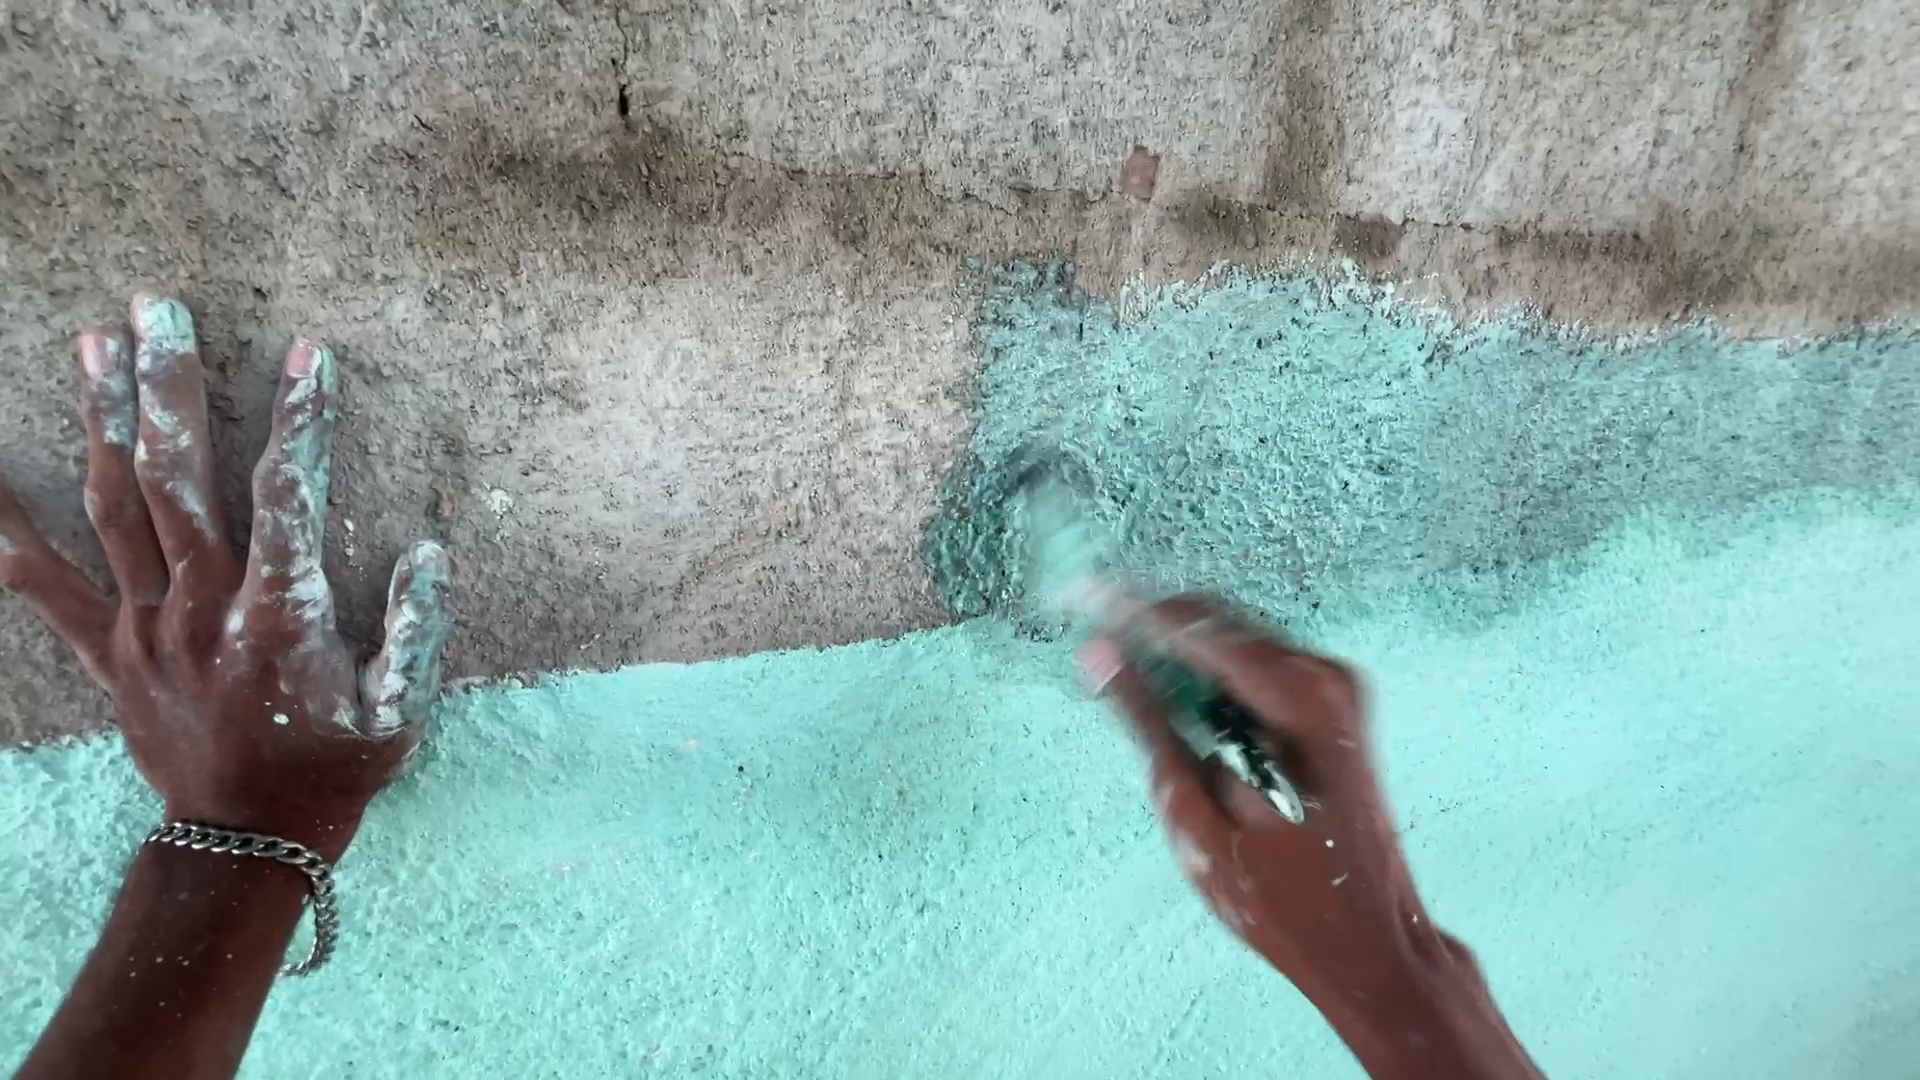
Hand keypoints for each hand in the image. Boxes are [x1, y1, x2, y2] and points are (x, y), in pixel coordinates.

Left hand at [0, 293, 452, 860]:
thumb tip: (430, 552)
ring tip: (95, 342)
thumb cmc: (342, 760)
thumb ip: (418, 628)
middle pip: (175, 479)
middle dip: (170, 389)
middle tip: (159, 312)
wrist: (252, 830)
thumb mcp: (406, 704)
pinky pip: (36, 580)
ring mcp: (142, 626)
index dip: (299, 424)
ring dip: (102, 418)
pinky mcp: (107, 648)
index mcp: (282, 617)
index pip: (287, 499)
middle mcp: (201, 607)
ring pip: (110, 505)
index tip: (309, 360)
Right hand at [1079, 595, 1456, 999]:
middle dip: (1148, 621)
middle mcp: (1324, 677)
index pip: (1194, 626)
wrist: (1371, 943)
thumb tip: (1100, 657)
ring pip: (1233, 635)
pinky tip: (1172, 689)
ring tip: (1122, 661)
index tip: (1084, 596)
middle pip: (1216, 619)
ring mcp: (1335, 686)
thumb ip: (1146, 722)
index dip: (1129, 609)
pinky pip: (1253, 660)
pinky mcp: (1332, 701)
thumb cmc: (1284, 897)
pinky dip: (1206, 667)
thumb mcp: (1194, 813)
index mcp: (1297, 700)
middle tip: (1093, 628)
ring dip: (1175, 645)